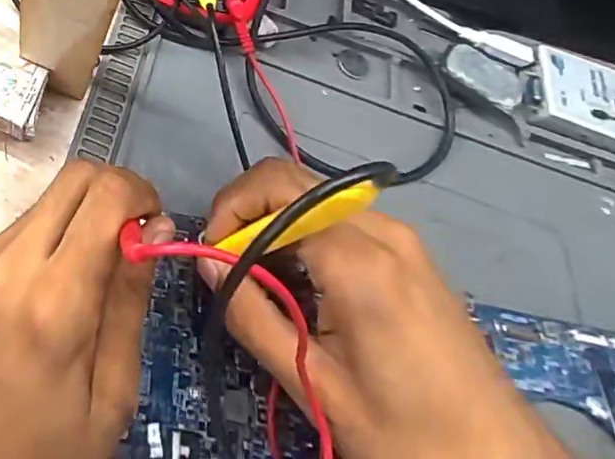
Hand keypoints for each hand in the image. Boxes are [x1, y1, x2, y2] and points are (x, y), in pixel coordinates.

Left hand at [0, 160, 174, 458]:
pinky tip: (59, 283)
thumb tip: (154, 226)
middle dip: (117, 193)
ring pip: (52, 195)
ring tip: (95, 272)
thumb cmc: (41, 453)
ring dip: (85, 213)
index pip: (106, 193)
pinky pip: (27, 221)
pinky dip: (56, 232)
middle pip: (78, 175)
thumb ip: (130, 299)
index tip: (153, 229)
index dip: (141, 196)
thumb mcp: (109, 396)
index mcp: (52, 300)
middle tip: (133, 240)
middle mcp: (10, 262)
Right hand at [203, 158, 567, 458]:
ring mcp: (400, 235)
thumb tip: (205, 260)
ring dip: (276, 223)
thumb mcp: (317, 386)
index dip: (230, 210)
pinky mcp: (409, 251)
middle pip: (292, 180)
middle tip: (228, 262)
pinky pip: (340, 219)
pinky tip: (304, 285)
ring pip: (314, 197)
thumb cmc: (408, 437)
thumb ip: (252, 315)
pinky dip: (306, 234)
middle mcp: (380, 228)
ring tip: (264, 282)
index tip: (212, 255)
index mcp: (358, 258)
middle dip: (247, 209)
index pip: (274, 188)